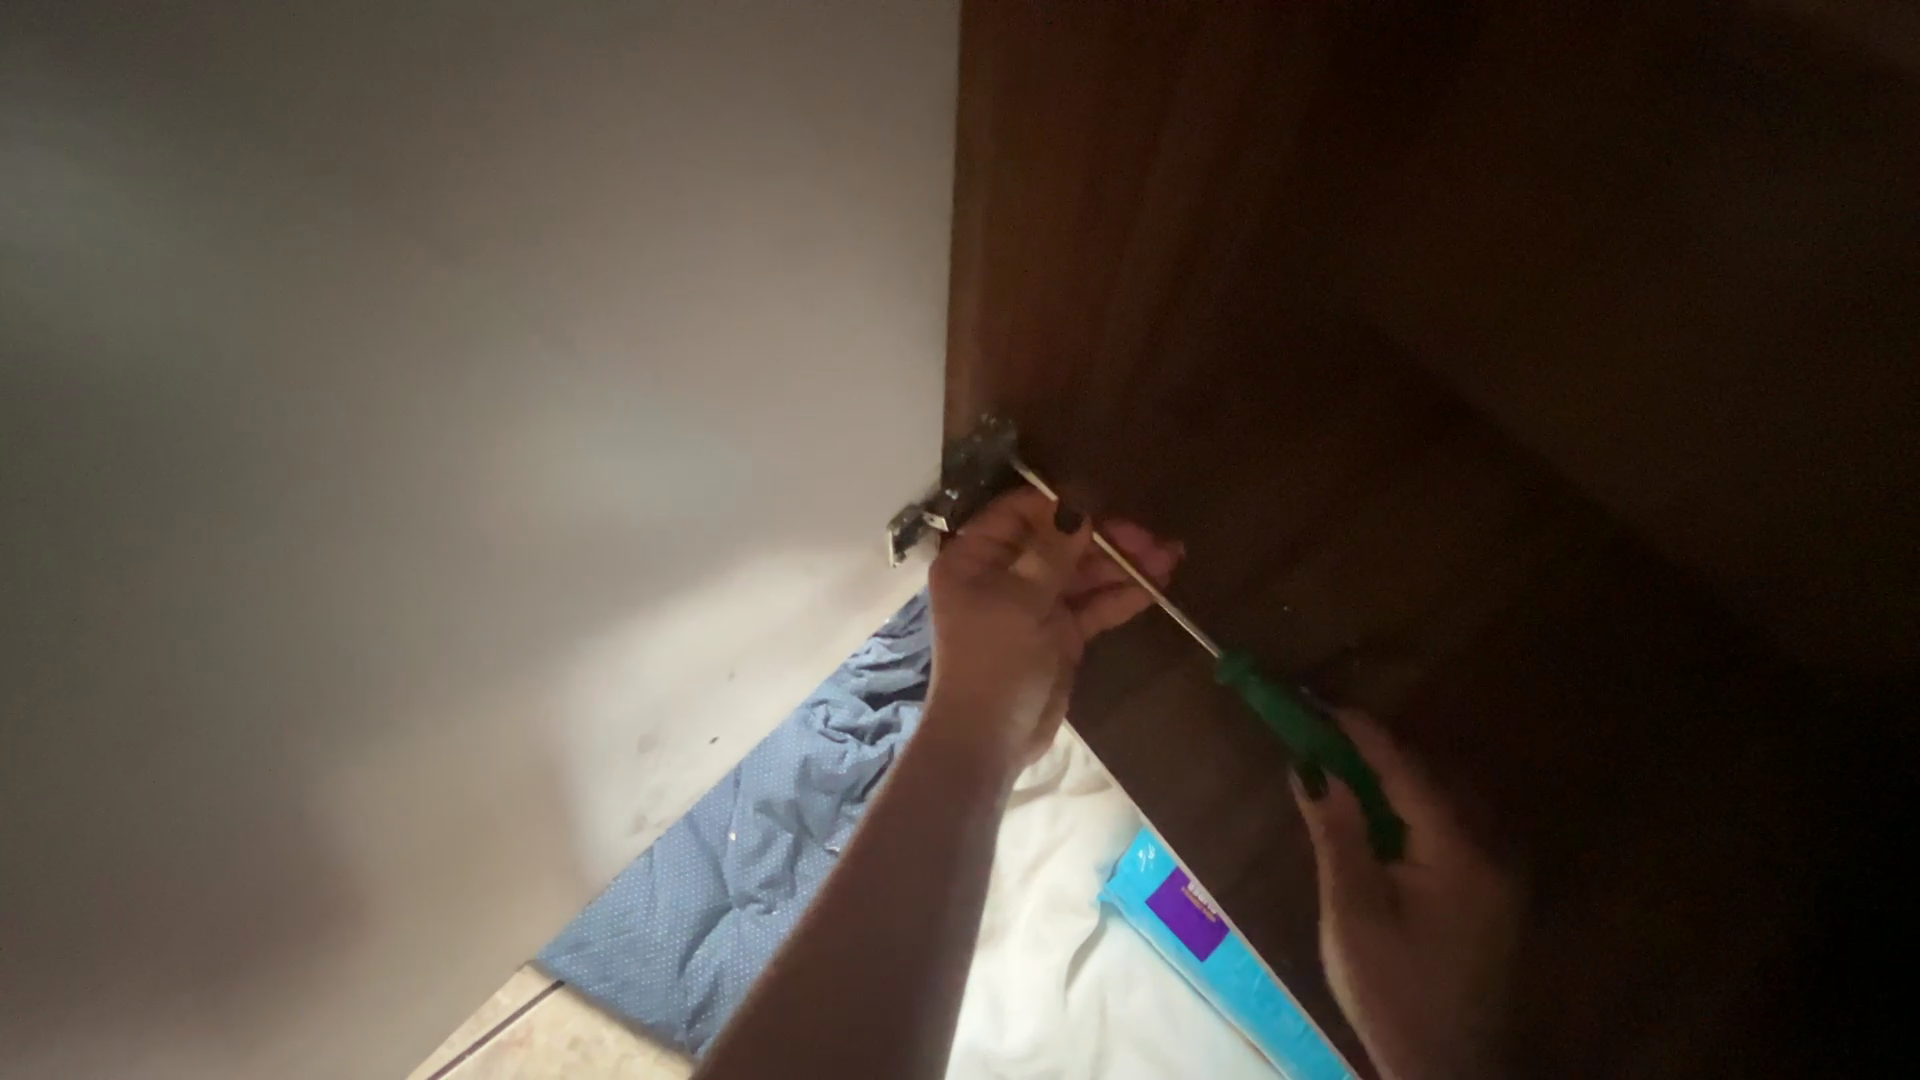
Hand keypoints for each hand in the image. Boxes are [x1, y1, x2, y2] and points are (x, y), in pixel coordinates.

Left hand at [925, 487, 1180, 766]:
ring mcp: (1033, 604)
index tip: (1104, 504)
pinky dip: (1120, 597)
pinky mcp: (1059, 632)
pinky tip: (1154, 588)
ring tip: (1169, 559)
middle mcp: (1003, 573)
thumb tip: (1077, 509)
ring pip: (1081, 574)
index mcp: (975, 557)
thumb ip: (1052, 552)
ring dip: (1122, 567)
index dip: (1061, 506)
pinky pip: (1092, 606)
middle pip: (1058, 542)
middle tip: (1149, 539)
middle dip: (1104, 540)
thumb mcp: (1019, 600)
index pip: (1018, 513)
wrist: (991, 738)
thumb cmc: (993, 660)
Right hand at [1295, 712, 1519, 1079]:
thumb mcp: (1352, 908)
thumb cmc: (1392, 989)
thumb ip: (1335, 828)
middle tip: (1320, 727)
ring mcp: (1498, 869)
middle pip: (1430, 772)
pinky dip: (1408, 798)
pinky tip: (1374, 804)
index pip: (1405, 769)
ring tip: (1338, 756)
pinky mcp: (1490, 887)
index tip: (1318, 702)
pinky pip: (1449, 819)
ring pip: (1443, 792)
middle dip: (1373, 744)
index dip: (1359, 731)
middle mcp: (1491, 849)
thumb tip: (1308, 765)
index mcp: (1460, 853)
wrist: (1449, 1068)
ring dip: (1391, 768)